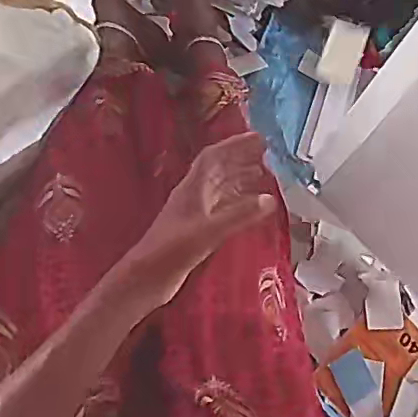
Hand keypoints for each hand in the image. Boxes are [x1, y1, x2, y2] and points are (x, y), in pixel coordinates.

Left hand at [117, 133, 276, 306]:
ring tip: (268, 175)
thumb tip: (271, 199)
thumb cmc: (173, 250)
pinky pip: (225, 207)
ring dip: (243, 179)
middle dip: (243, 158)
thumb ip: (240, 215)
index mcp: (192, 188)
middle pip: (221, 169)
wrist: (146, 279)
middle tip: (270, 154)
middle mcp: (195, 195)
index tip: (259, 138)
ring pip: (223, 188)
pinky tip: (255, 206)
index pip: (214, 156)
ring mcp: (196, 212)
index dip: (235, 144)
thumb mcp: (209, 231)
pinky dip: (241, 202)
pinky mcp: (199, 229)